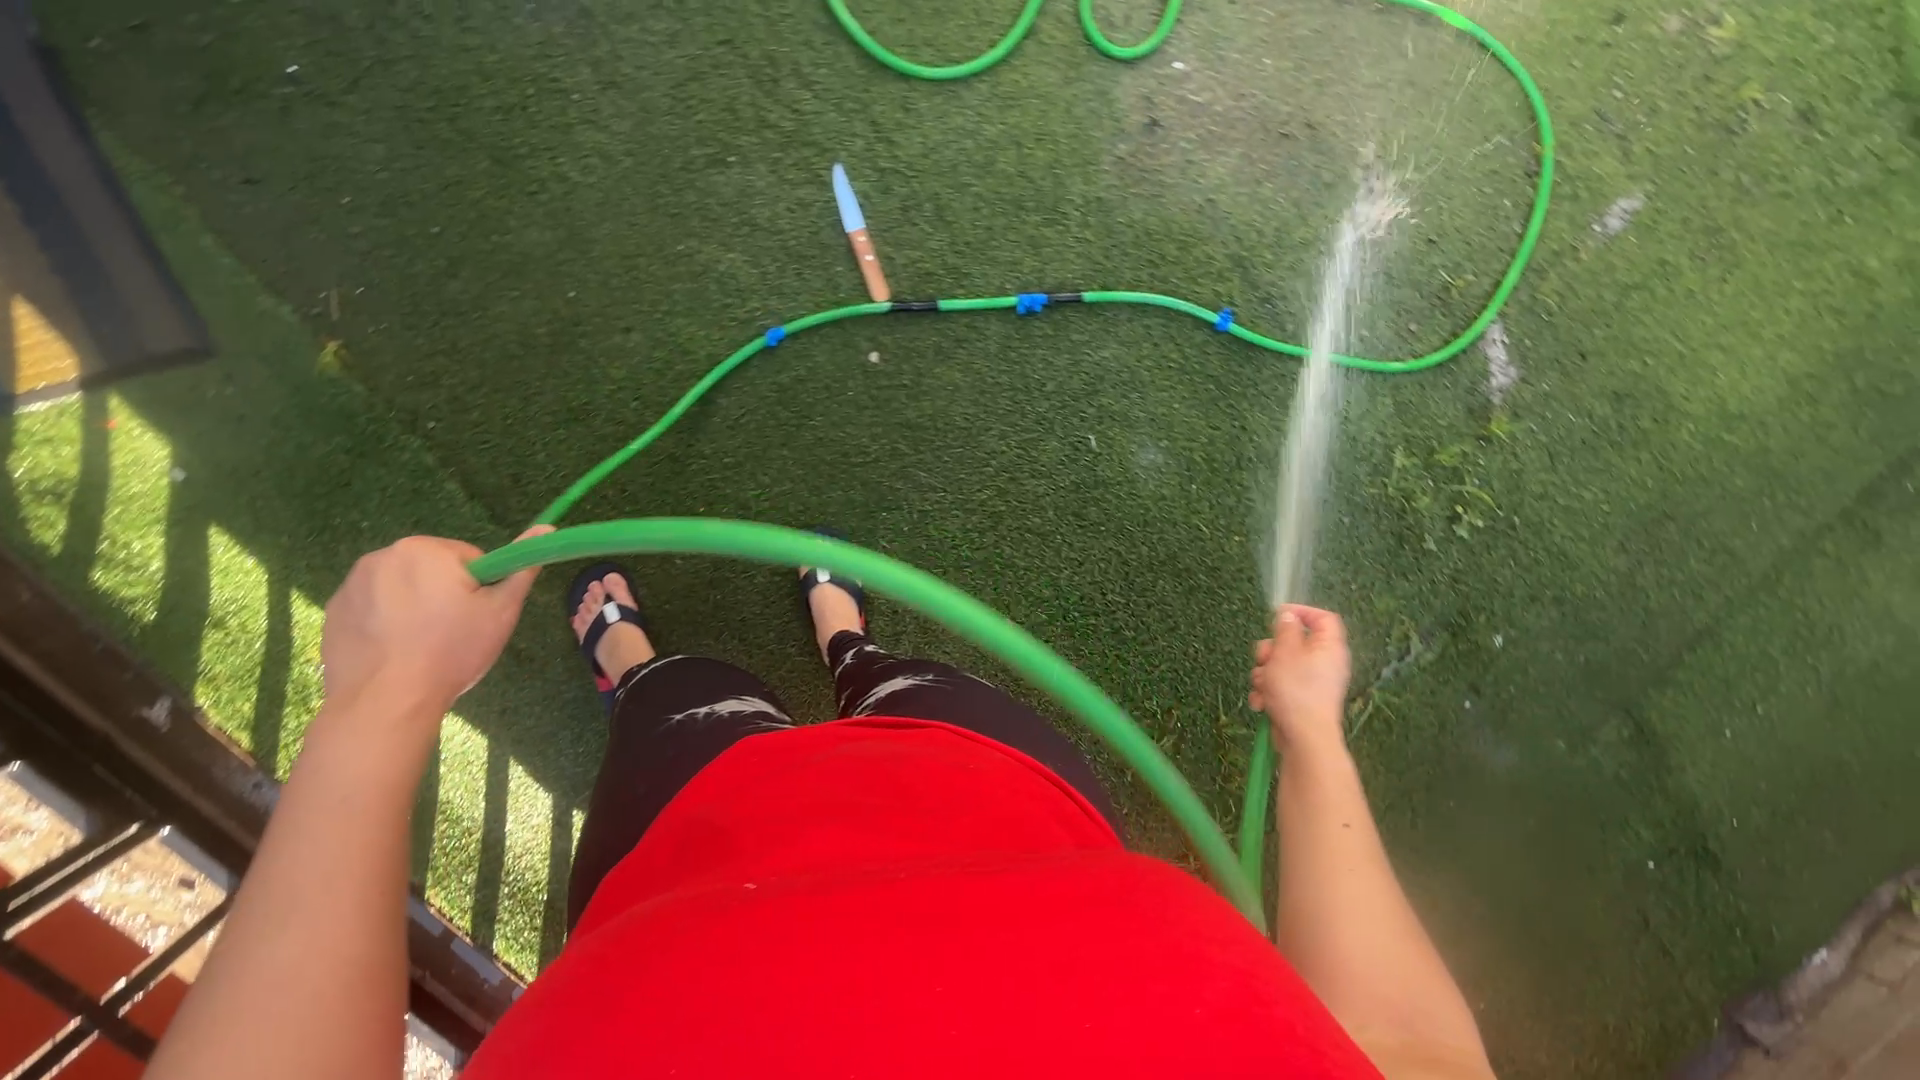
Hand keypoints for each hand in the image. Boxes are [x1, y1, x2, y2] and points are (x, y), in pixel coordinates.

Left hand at [320, 528, 550, 718]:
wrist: (385, 701)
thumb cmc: (451, 650)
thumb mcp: (501, 610)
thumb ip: (521, 567)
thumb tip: (545, 527)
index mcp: (425, 549)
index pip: (470, 558)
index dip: (481, 588)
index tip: (477, 617)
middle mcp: (383, 555)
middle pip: (432, 570)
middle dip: (445, 594)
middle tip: (453, 633)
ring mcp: (351, 584)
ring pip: (402, 588)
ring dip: (415, 606)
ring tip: (421, 646)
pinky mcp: (333, 611)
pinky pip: (373, 608)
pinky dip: (386, 623)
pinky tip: (394, 652)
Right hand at [1248, 604, 1350, 751]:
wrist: (1303, 738)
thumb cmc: (1296, 690)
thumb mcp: (1286, 652)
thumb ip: (1285, 629)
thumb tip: (1288, 616)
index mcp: (1329, 647)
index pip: (1323, 618)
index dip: (1302, 612)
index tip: (1278, 614)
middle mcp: (1324, 663)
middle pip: (1294, 642)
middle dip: (1271, 651)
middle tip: (1264, 658)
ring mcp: (1312, 683)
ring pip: (1280, 666)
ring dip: (1265, 674)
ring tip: (1263, 687)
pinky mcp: (1300, 700)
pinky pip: (1279, 686)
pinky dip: (1268, 692)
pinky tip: (1263, 703)